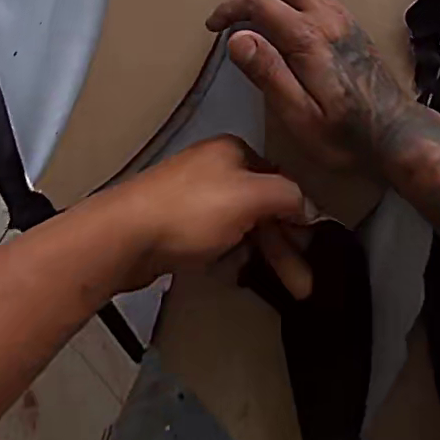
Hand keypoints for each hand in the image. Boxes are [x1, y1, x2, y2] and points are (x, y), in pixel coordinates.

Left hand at [95, 136, 315, 297]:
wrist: (126, 234)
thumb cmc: (193, 210)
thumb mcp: (249, 196)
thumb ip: (286, 195)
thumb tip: (306, 205)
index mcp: (233, 151)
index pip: (279, 181)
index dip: (299, 215)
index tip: (313, 251)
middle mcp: (215, 168)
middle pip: (261, 207)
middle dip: (284, 246)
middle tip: (304, 286)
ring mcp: (194, 196)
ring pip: (241, 225)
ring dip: (262, 254)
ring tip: (281, 289)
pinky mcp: (177, 223)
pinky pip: (216, 238)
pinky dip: (231, 254)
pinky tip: (236, 273)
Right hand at [206, 0, 413, 174]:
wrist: (397, 135)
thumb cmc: (346, 135)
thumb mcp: (300, 116)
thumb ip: (268, 74)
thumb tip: (237, 38)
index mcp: (309, 38)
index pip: (260, 1)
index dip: (230, 8)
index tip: (214, 26)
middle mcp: (327, 18)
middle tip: (230, 9)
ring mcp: (342, 16)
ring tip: (253, 1)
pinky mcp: (350, 23)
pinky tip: (284, 9)